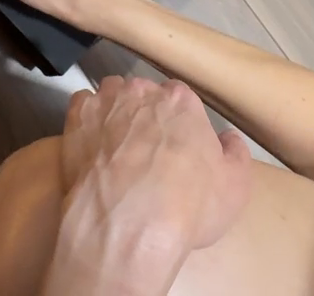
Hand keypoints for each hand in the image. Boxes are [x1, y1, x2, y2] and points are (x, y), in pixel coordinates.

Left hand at [43, 76, 253, 294]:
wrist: (129, 223)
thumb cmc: (187, 206)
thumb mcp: (235, 187)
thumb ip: (236, 154)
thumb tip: (229, 138)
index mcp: (181, 101)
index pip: (180, 100)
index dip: (178, 125)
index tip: (175, 147)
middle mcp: (143, 90)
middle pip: (145, 95)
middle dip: (146, 116)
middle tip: (146, 150)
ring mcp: (107, 99)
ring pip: (112, 95)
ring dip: (115, 113)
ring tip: (117, 147)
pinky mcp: (77, 115)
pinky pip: (83, 106)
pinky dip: (87, 120)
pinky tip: (92, 144)